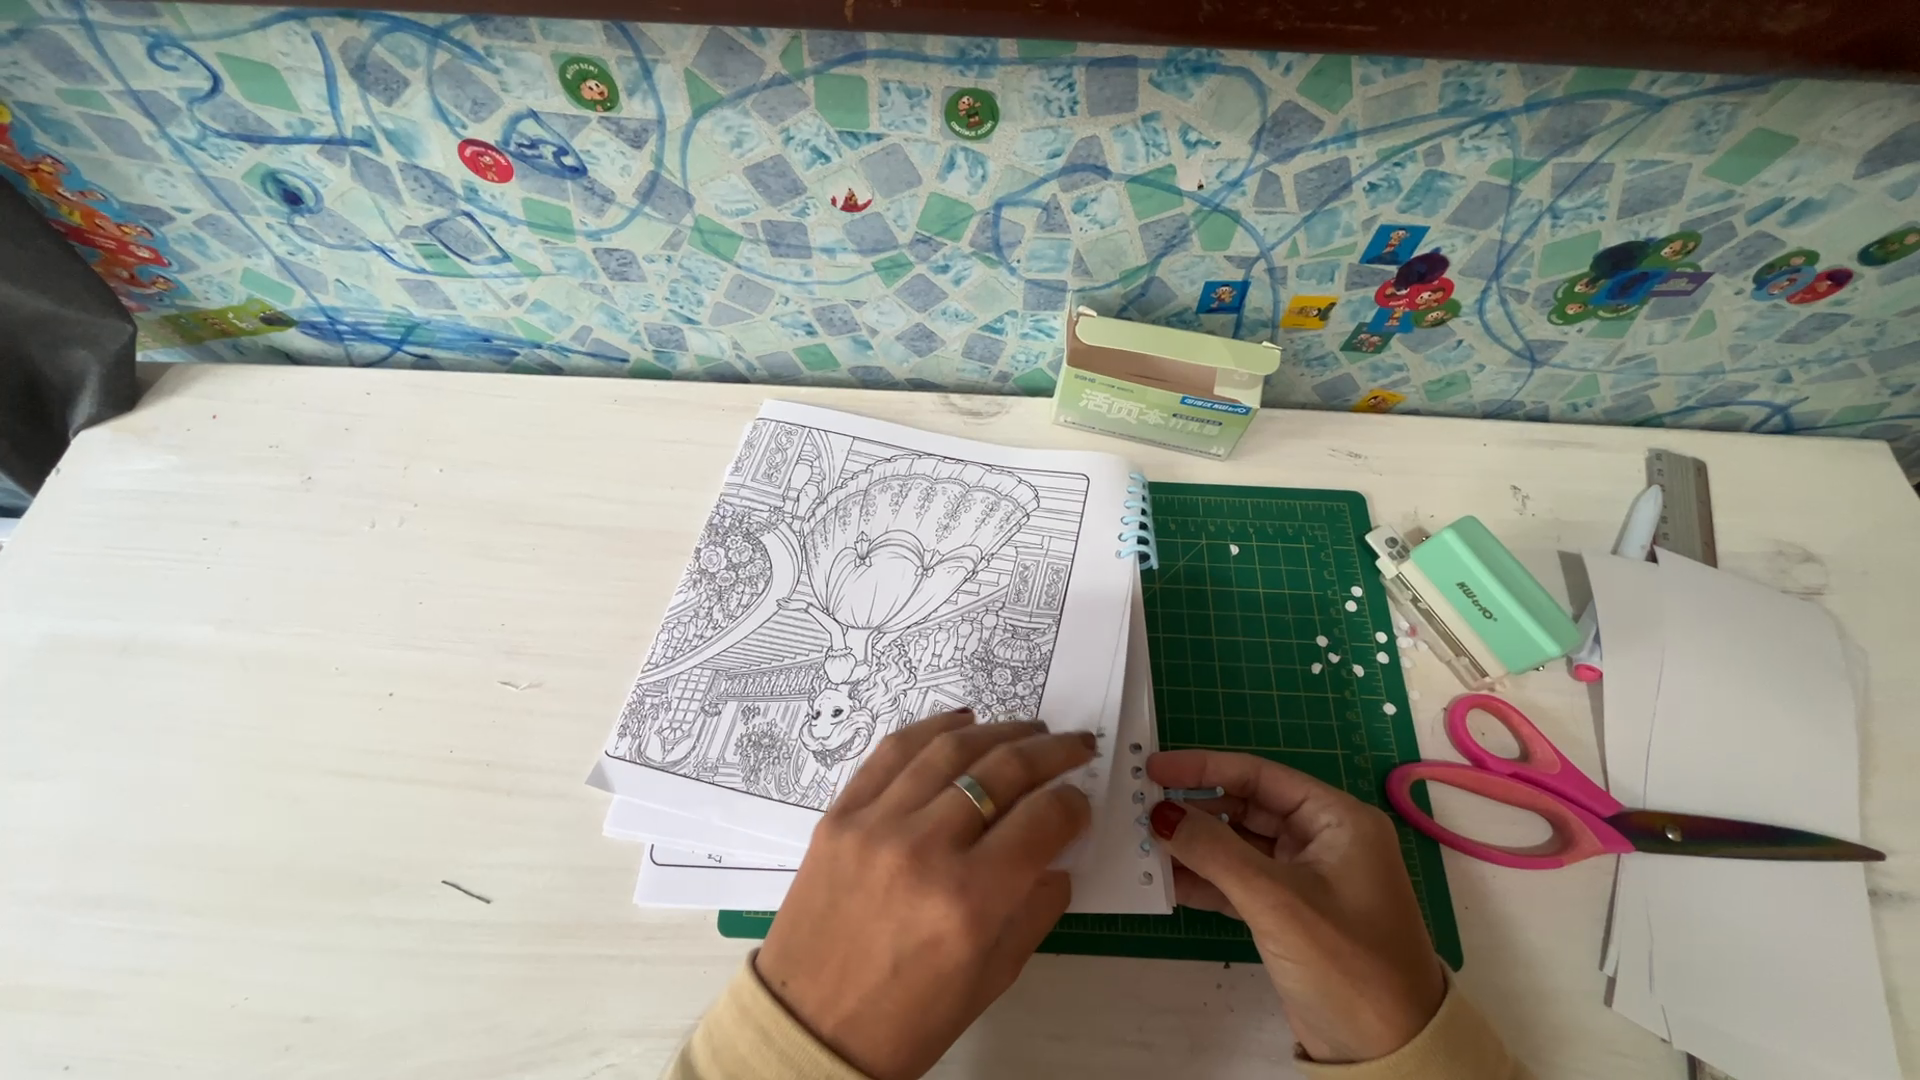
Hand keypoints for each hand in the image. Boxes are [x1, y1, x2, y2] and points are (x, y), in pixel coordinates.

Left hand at [757, 709, 1095, 1079]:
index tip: (1080, 802)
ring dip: (1000, 730)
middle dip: (1051, 752)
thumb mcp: (992, 977)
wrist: (808, 1026)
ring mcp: (876, 824)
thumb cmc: (908, 1017)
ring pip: (950, 749)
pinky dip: (932, 727)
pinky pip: (892, 751)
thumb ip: (1035, 907)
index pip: (1043, 821)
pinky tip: (963, 721)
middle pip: (1002, 771)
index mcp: (970, 902)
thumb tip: (1057, 853)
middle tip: (1076, 745)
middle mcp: (924, 850)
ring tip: (1029, 728)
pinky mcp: (840, 814)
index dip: (1074, 804)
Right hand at [1146, 750, 1445, 1064]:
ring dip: (1193, 844)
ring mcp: (1303, 876)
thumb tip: (1160, 813)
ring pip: (1236, 843)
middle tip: (1141, 806)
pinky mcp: (1287, 912)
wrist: (1390, 1059)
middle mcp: (1321, 839)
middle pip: (1244, 806)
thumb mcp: (1276, 900)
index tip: (1155, 767)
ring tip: (1143, 840)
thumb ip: (1213, 849)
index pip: (1259, 775)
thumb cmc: (1347, 964)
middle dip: (1194, 808)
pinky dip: (1203, 878)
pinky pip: (1236, 879)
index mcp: (1336, 819)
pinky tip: (1164, 878)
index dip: (1203, 768)